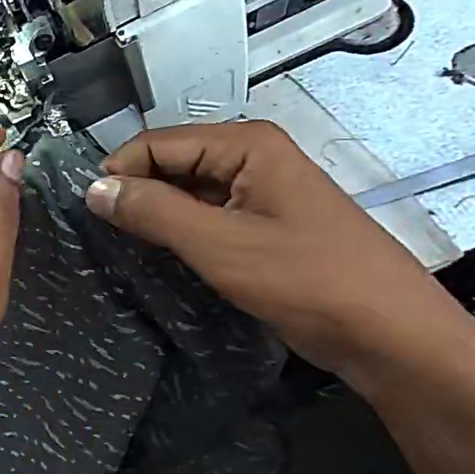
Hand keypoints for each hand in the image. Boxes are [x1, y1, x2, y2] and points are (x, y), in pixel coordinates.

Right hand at [85, 120, 471, 374]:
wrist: (385, 331)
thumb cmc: (306, 278)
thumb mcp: (220, 244)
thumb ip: (154, 212)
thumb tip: (94, 188)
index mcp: (245, 144)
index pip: (158, 142)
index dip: (120, 173)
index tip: (89, 215)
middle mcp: (252, 159)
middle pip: (174, 165)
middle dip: (139, 196)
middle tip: (104, 239)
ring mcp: (261, 195)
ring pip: (191, 195)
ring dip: (161, 219)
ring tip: (128, 253)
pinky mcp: (266, 228)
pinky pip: (211, 220)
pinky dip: (186, 237)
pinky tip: (167, 262)